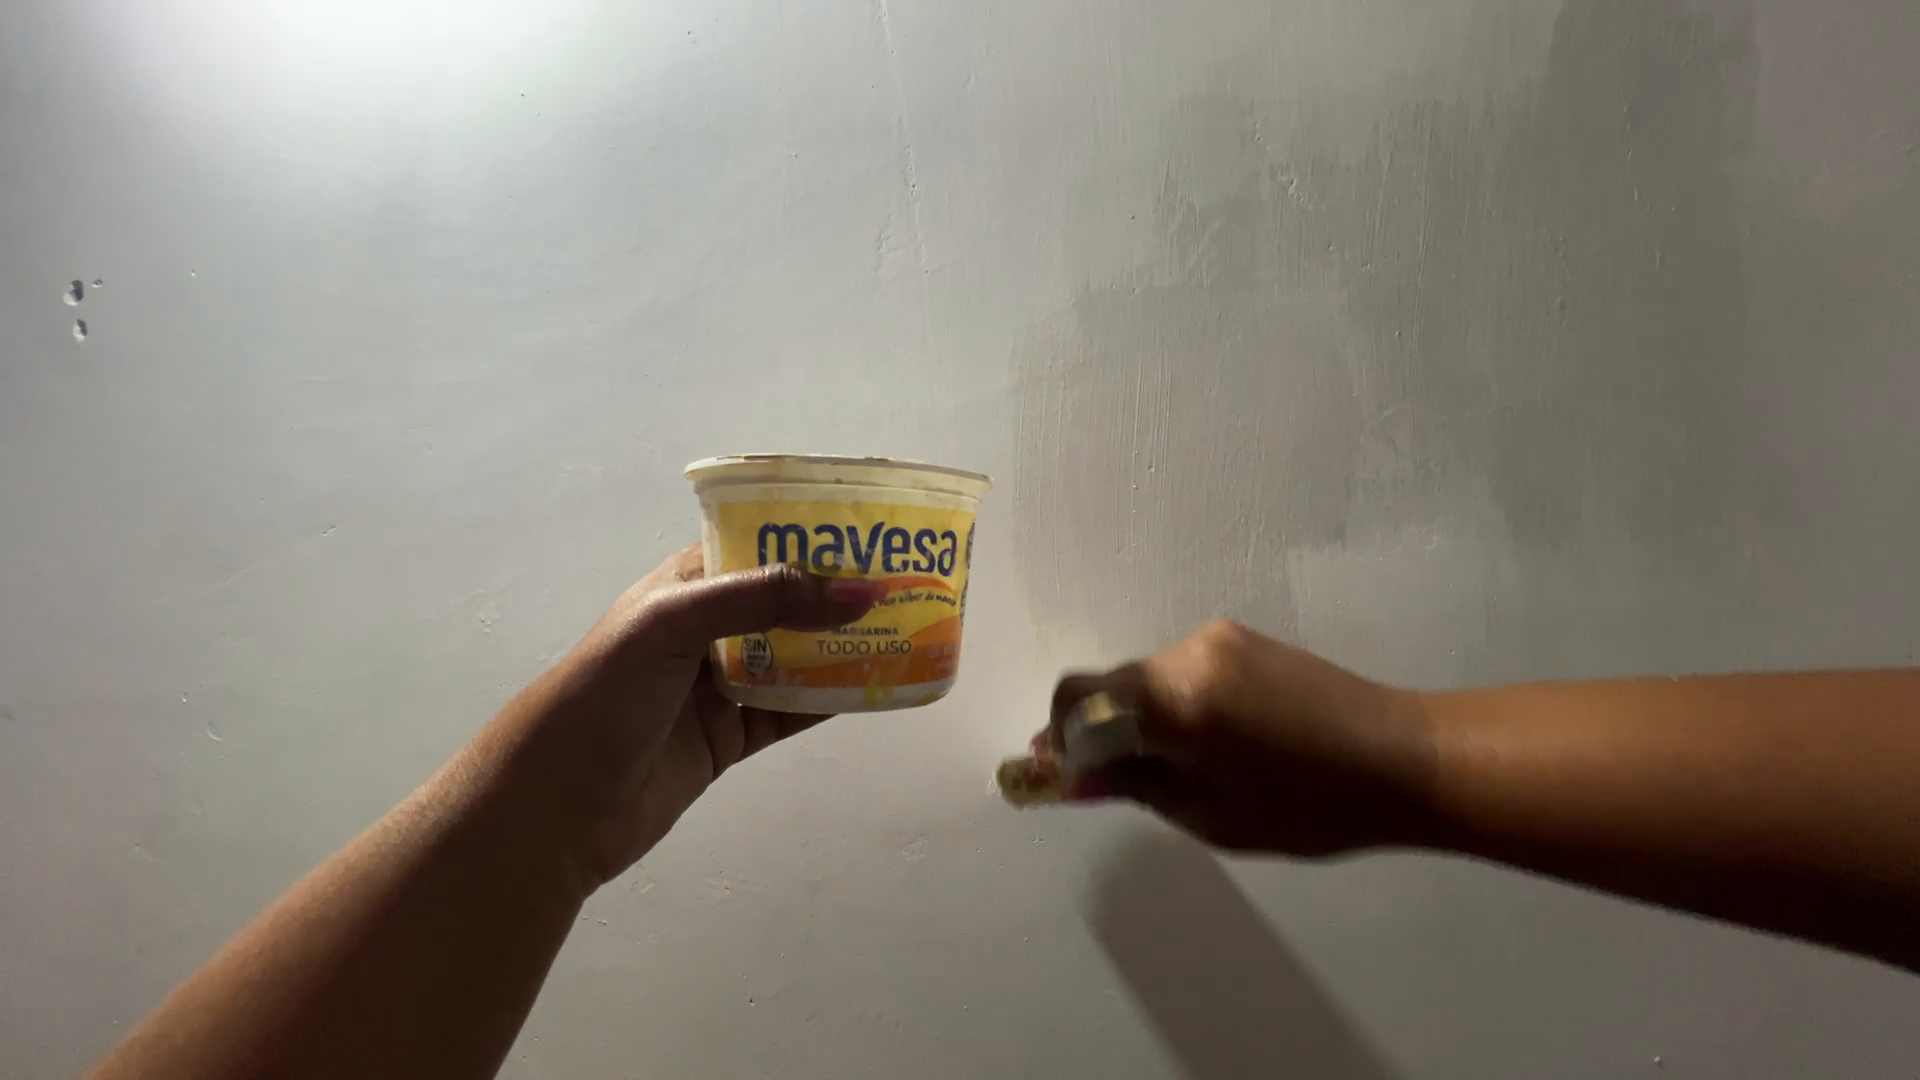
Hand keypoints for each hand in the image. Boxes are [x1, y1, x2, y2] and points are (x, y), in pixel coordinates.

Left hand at [484, 546, 883, 890]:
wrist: (555, 811)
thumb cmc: (604, 694)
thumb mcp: (675, 622)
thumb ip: (765, 599)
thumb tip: (859, 591)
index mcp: (687, 585)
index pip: (761, 545)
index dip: (813, 537)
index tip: (873, 533)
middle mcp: (710, 627)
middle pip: (788, 601)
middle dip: (839, 593)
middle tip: (903, 584)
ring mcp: (724, 683)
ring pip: (798, 655)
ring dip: (844, 646)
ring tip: (904, 631)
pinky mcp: (735, 734)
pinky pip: (795, 709)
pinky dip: (833, 699)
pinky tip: (876, 688)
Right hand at [1047, 620, 1438, 855]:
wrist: (1406, 756)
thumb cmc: (1311, 805)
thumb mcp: (1213, 815)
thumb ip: (1135, 785)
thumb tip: (1078, 774)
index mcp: (1178, 699)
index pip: (1080, 695)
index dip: (1058, 731)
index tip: (1064, 766)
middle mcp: (1188, 652)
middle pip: (1113, 685)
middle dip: (1104, 729)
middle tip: (1115, 777)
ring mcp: (1216, 638)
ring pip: (1148, 677)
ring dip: (1143, 716)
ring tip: (1183, 761)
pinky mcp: (1240, 636)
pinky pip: (1182, 669)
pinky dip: (1176, 701)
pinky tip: (1216, 736)